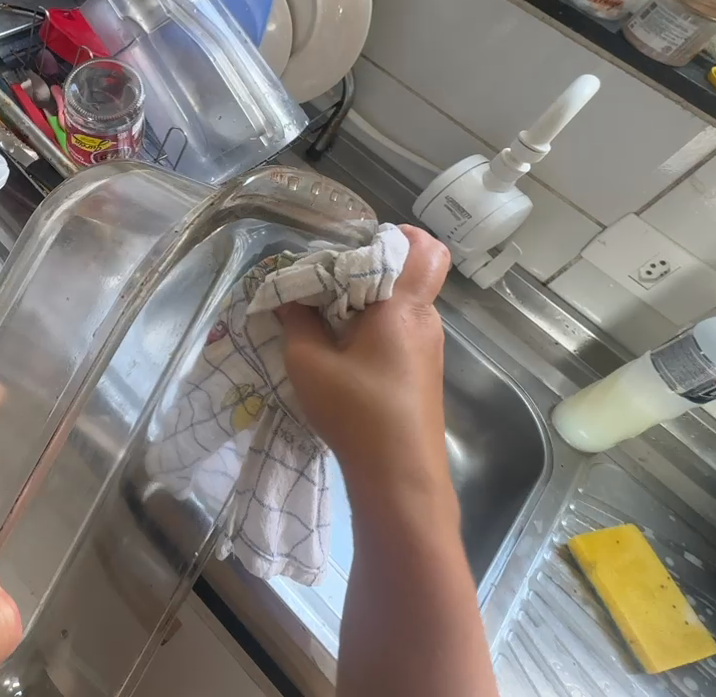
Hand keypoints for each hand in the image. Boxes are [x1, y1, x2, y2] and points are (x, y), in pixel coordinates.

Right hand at [276, 225, 454, 509]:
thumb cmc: (356, 412)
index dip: (393, 236)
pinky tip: (341, 345)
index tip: (349, 246)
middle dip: (367, 266)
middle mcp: (424, 320)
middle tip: (324, 279)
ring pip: (402, 300)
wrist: (400, 479)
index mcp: (402, 307)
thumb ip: (296, 319)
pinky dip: (373, 322)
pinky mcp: (422, 369)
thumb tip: (287, 294)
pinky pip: (400, 325)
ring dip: (367, 298)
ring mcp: (427, 346)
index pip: (424, 248)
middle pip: (408, 271)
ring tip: (325, 314)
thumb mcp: (308, 362)